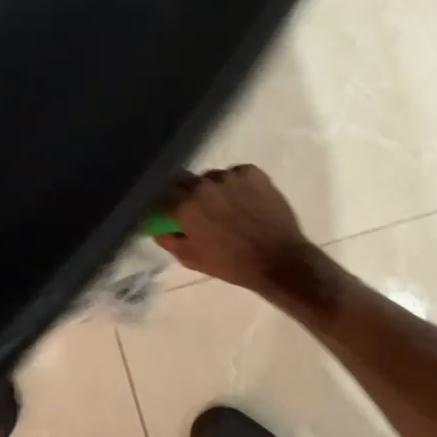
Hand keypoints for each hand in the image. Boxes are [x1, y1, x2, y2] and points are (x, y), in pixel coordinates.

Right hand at [153, 165, 331, 302]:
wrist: (280, 260)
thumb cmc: (232, 265)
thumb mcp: (192, 259)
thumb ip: (168, 240)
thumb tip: (156, 227)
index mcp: (185, 206)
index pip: (160, 196)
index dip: (161, 206)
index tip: (165, 213)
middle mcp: (203, 185)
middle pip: (182, 180)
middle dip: (182, 193)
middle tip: (192, 209)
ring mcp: (229, 175)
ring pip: (209, 177)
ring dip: (210, 190)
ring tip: (223, 207)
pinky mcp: (251, 172)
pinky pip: (234, 174)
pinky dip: (234, 185)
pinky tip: (243, 201)